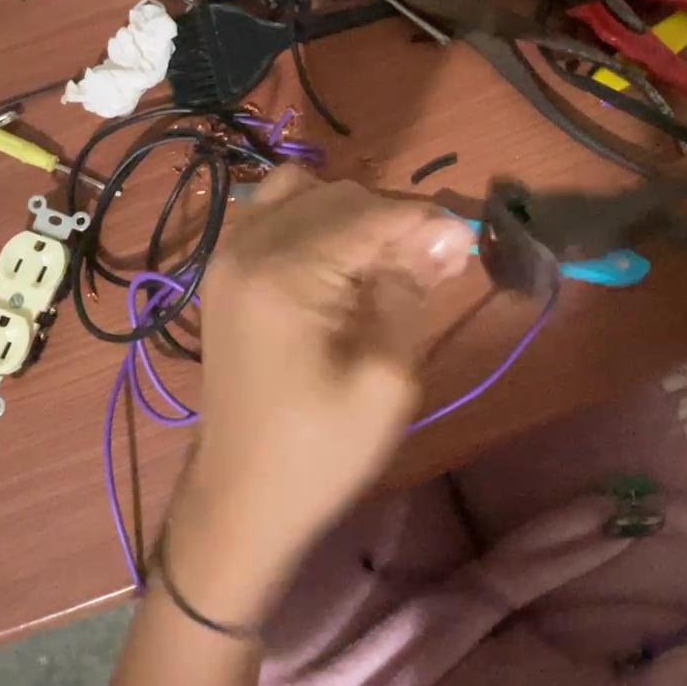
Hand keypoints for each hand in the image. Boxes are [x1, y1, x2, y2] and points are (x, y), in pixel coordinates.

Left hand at [166, 167, 473, 623]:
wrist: (241, 494)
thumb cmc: (320, 450)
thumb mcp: (386, 378)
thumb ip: (411, 290)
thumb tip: (448, 231)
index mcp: (285, 273)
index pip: (369, 213)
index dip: (423, 220)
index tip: (464, 242)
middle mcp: (249, 247)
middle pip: (338, 195)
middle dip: (391, 217)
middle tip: (430, 263)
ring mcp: (227, 254)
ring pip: (303, 191)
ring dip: (351, 211)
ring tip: (382, 259)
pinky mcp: (223, 268)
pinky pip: (272, 210)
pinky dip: (312, 216)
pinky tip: (337, 257)